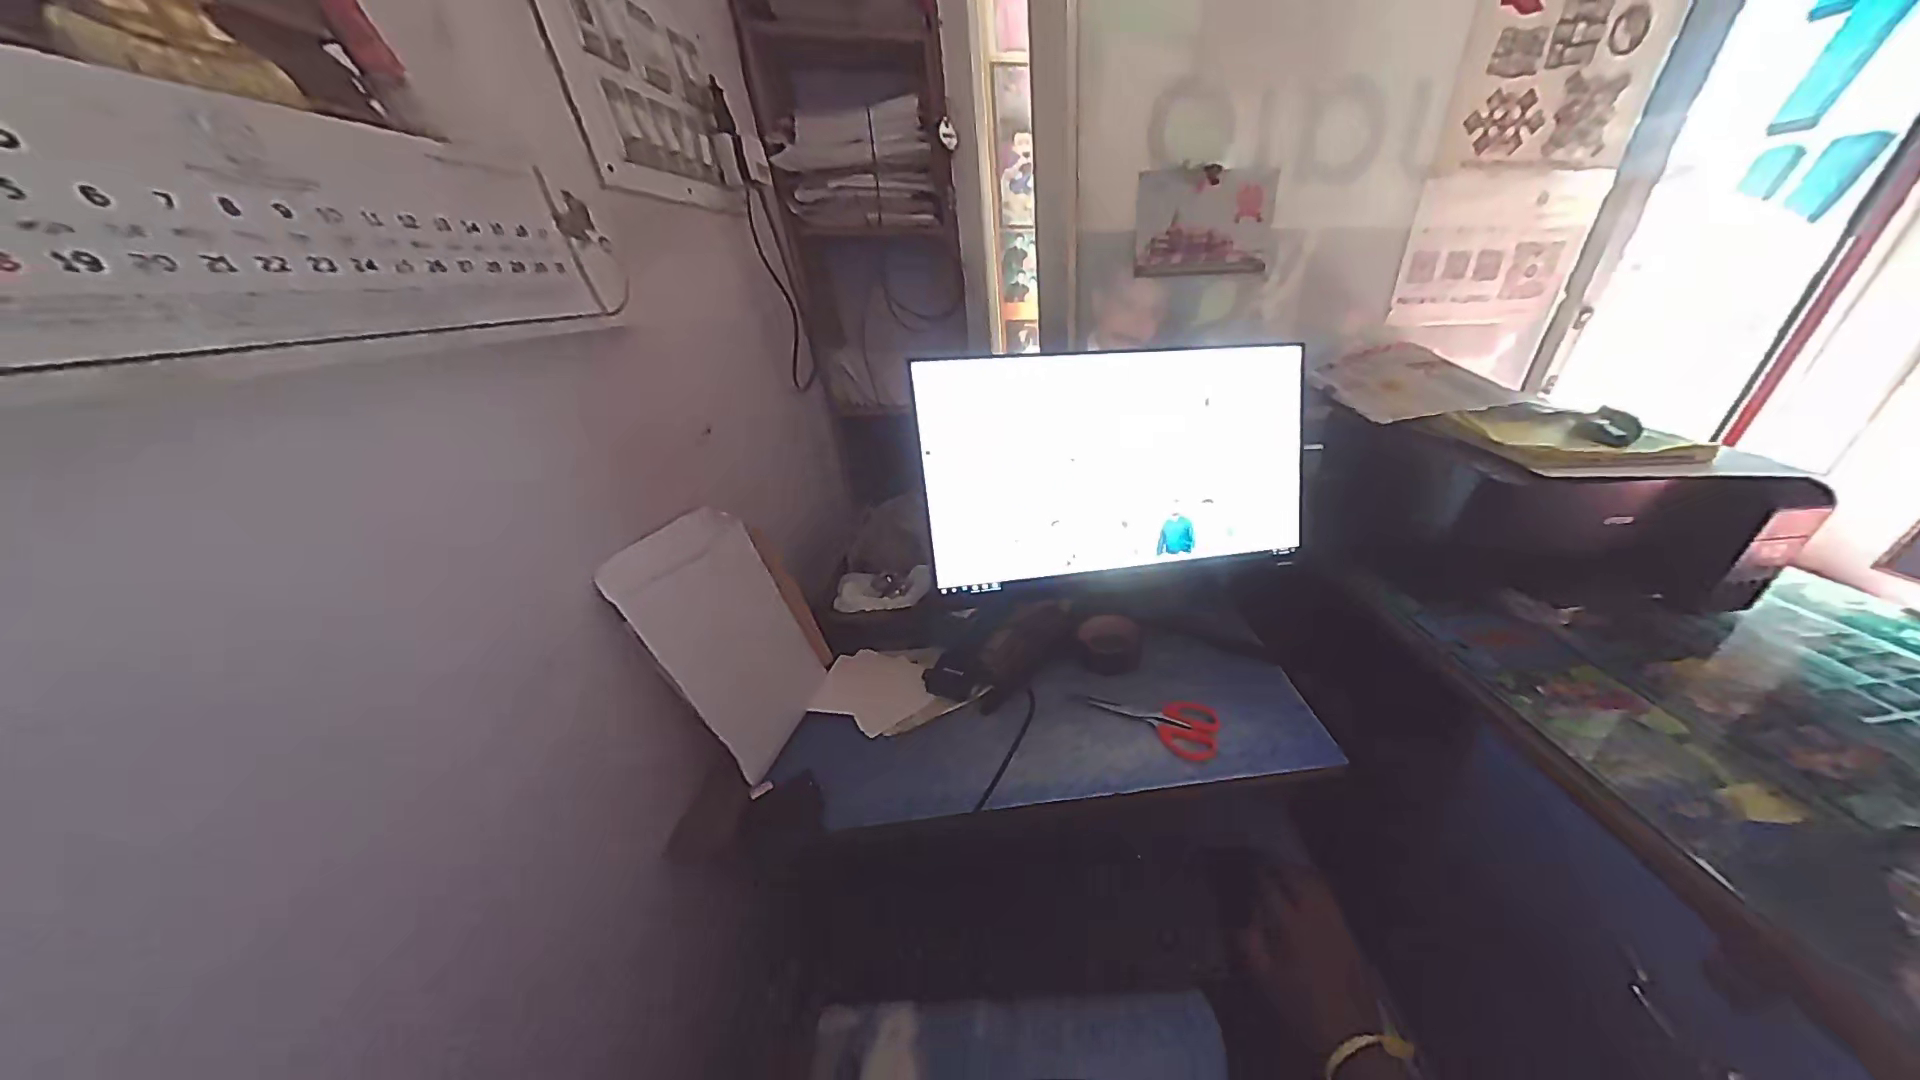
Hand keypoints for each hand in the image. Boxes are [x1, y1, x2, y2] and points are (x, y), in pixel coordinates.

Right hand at [1234, 863, 1384, 1059]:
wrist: (1350, 1036)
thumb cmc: (1301, 1007)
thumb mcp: (1265, 978)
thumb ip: (1251, 942)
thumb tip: (1247, 918)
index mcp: (1291, 926)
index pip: (1270, 888)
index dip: (1257, 877)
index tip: (1248, 873)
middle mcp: (1316, 917)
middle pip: (1297, 878)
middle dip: (1279, 869)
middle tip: (1266, 867)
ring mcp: (1337, 923)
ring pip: (1318, 885)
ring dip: (1300, 875)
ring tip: (1286, 874)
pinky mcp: (1350, 933)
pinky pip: (1331, 899)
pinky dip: (1317, 888)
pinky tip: (1308, 894)